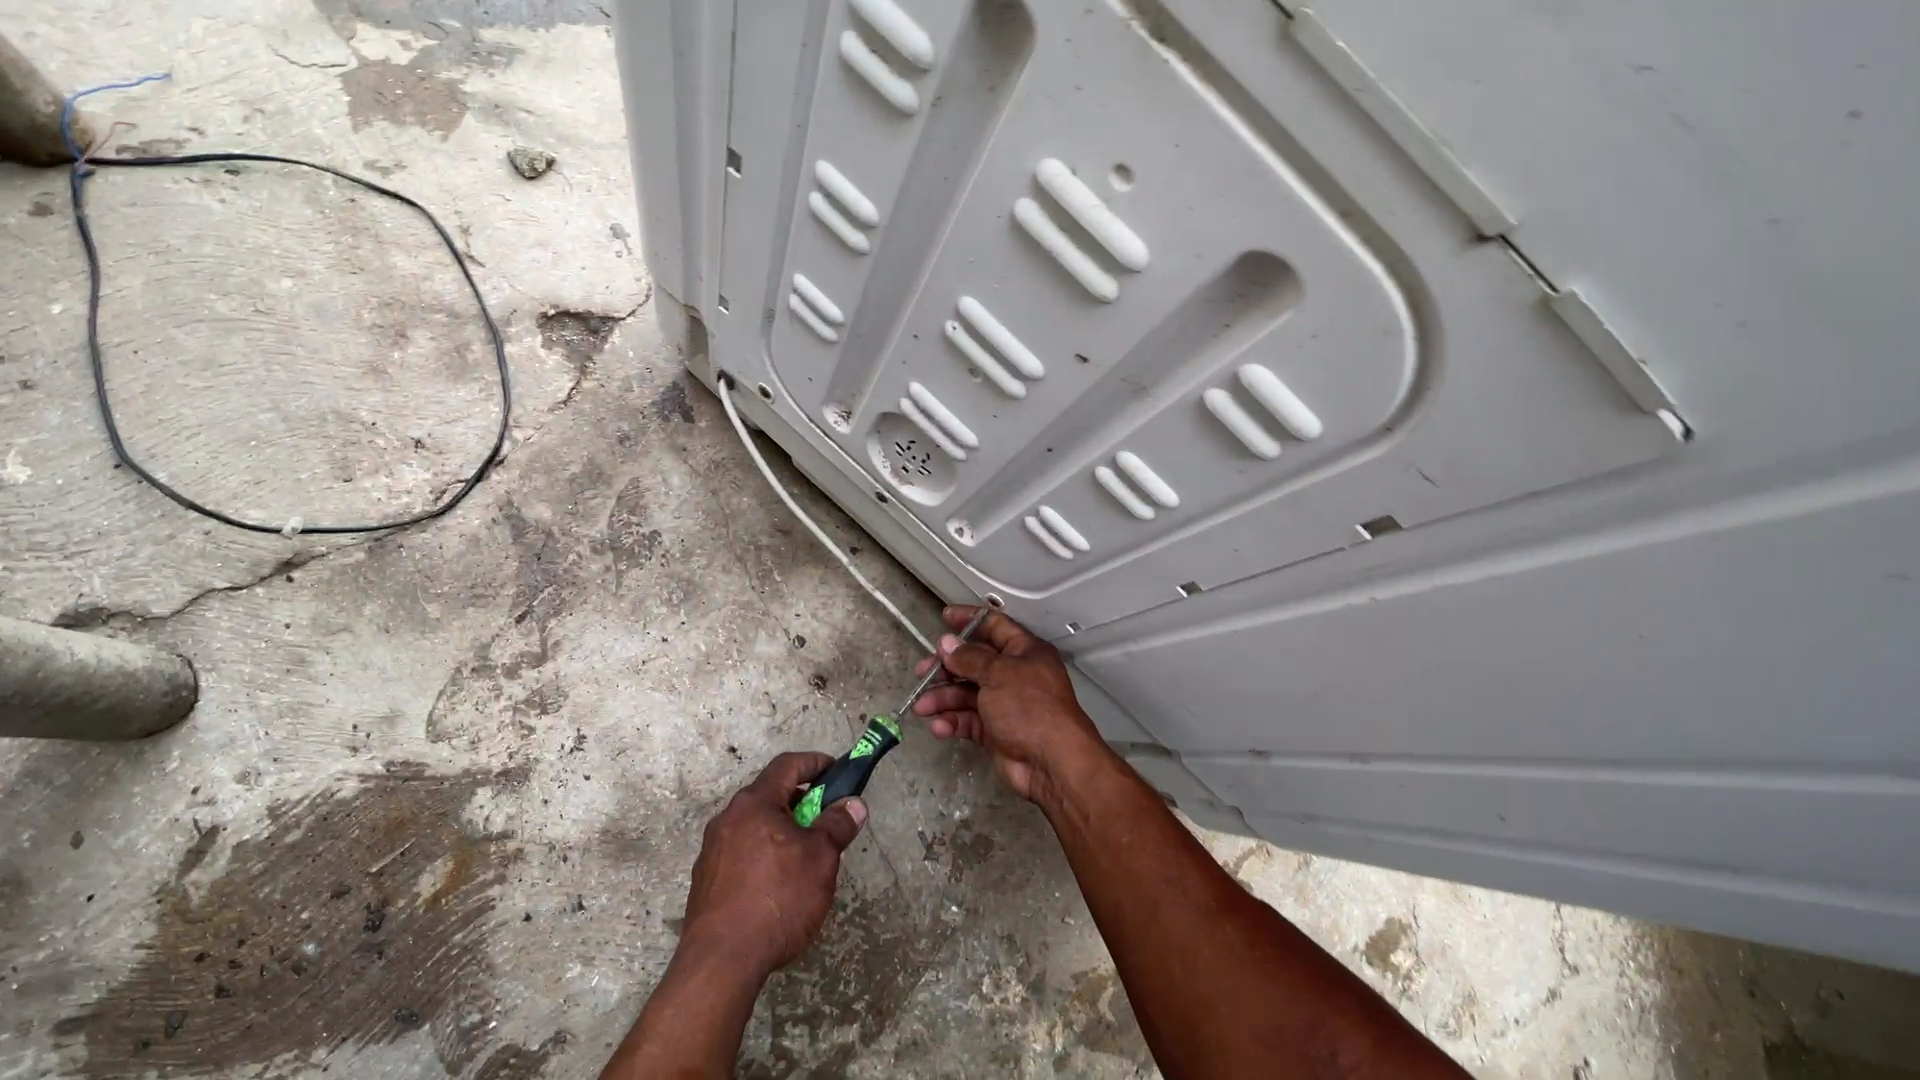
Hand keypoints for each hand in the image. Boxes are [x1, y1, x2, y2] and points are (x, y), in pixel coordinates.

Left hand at [680, 752, 866, 977]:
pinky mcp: (706, 881)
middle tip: (826, 819)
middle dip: (801, 801)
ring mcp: (713, 851)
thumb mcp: (820, 859)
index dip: (815, 762)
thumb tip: (852, 804)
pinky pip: (741, 853)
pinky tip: (778, 885)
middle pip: (769, 795)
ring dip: (782, 830)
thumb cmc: (778, 898)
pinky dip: (764, 854)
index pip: (787, 765)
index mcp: (754, 804)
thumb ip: (837, 825)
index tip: (836, 770)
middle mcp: (728, 819)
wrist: (722, 960)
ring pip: (754, 826)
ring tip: (806, 857)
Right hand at [910, 606, 1110, 802]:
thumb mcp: (999, 674)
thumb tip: (947, 644)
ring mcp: (1005, 705)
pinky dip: (953, 722)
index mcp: (1025, 652)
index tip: (945, 617)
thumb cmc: (1031, 708)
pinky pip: (969, 720)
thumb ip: (970, 658)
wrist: (1051, 762)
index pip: (995, 626)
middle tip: (923, 672)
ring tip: (922, 707)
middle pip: (974, 663)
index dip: (970, 620)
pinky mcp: (995, 732)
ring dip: (943, 699)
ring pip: (967, 694)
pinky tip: (939, 726)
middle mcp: (1015, 675)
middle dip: (947, 667)